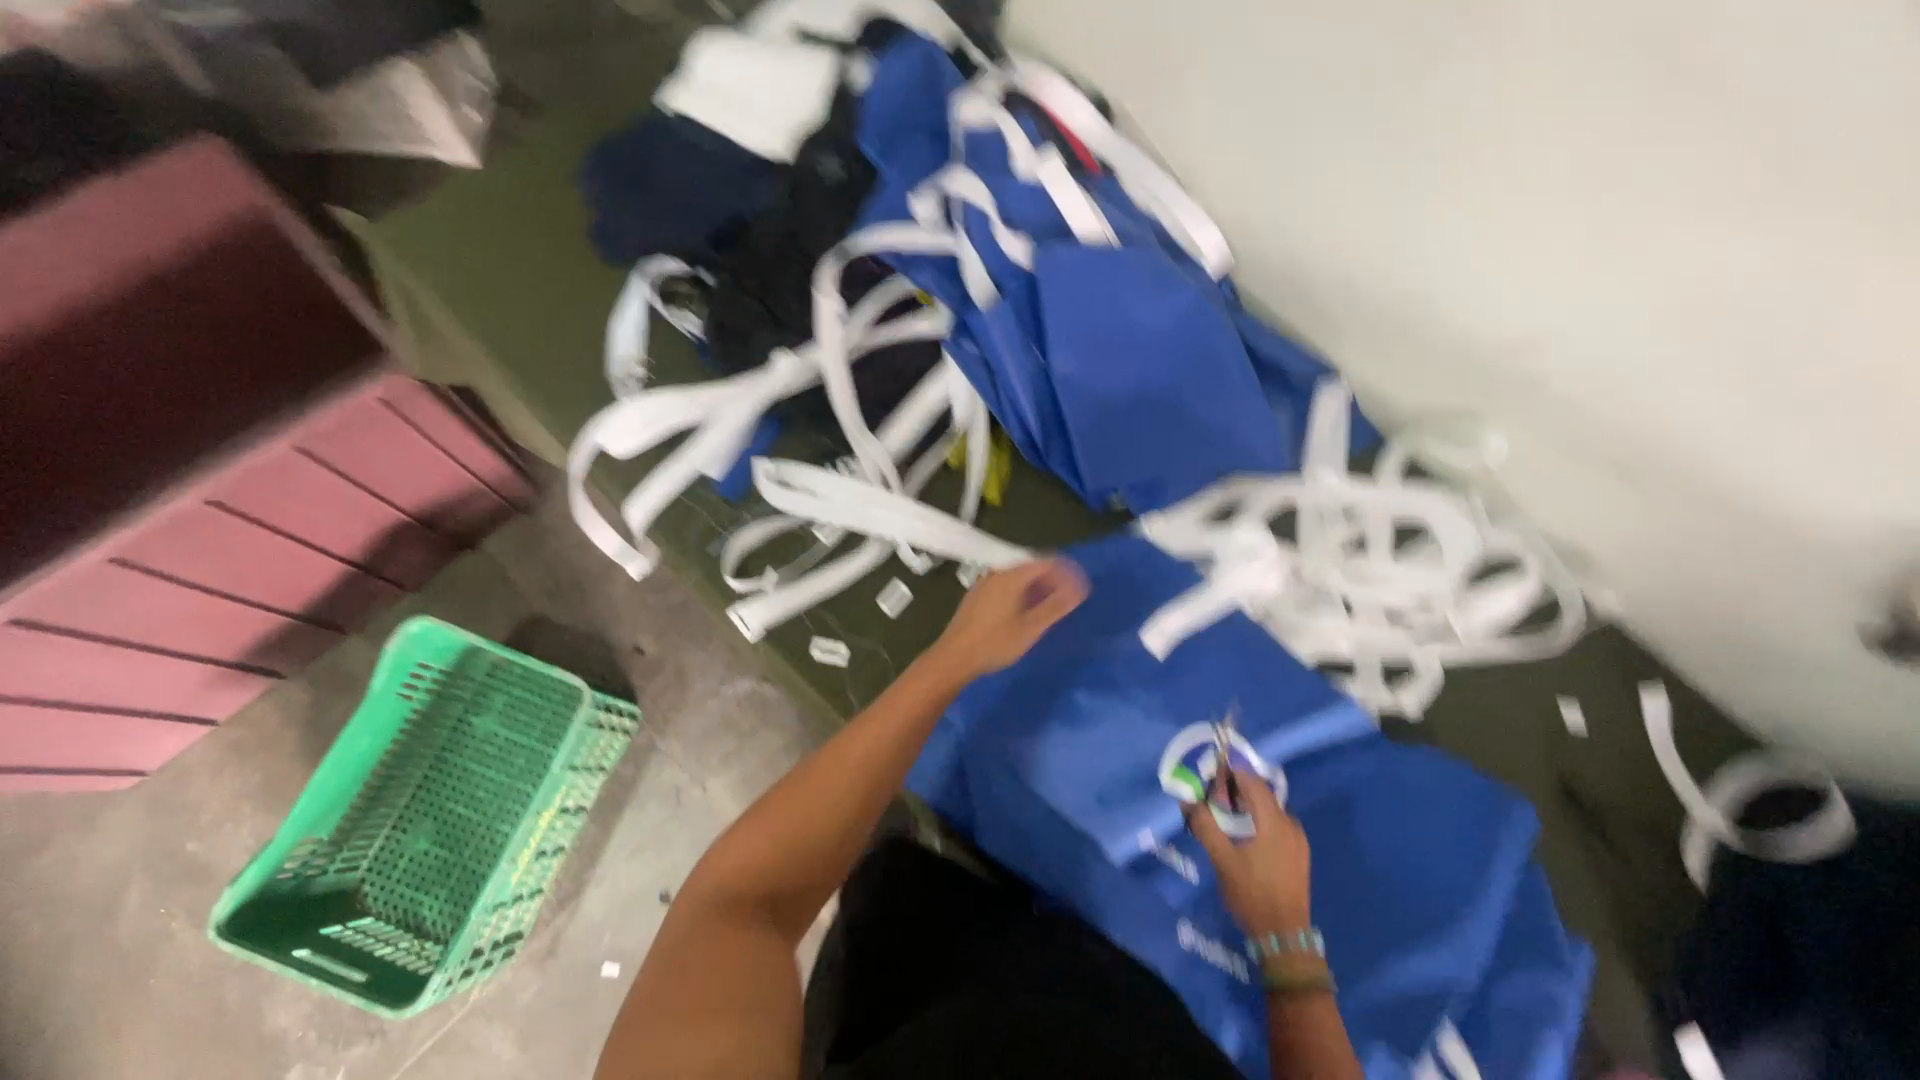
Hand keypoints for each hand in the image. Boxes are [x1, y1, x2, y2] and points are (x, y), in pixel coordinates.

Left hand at [929, 558, 1087, 681]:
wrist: (954, 658)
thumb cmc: (995, 643)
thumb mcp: (1030, 628)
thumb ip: (1056, 606)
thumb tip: (1079, 589)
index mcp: (1011, 577)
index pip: (1046, 562)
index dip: (1066, 572)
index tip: (1080, 587)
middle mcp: (997, 574)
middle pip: (1031, 568)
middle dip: (1052, 580)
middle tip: (1068, 598)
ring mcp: (984, 584)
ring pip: (1017, 578)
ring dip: (1037, 588)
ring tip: (1050, 606)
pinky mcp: (976, 597)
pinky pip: (1005, 586)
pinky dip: (1021, 593)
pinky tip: (1025, 611)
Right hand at [1186, 768, 1312, 937]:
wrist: (1283, 935)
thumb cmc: (1252, 894)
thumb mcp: (1222, 860)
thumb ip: (1205, 826)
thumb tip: (1188, 800)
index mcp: (1275, 822)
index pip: (1254, 783)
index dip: (1234, 771)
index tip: (1213, 768)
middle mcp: (1291, 826)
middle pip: (1264, 796)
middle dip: (1239, 789)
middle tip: (1214, 794)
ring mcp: (1299, 842)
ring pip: (1271, 812)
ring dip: (1249, 807)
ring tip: (1226, 816)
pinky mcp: (1299, 856)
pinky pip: (1278, 827)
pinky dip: (1260, 822)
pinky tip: (1246, 837)